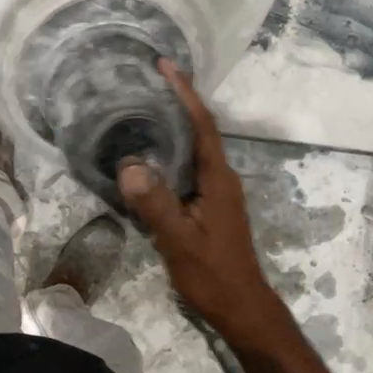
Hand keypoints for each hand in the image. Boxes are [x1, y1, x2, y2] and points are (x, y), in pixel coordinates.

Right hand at [118, 59, 284, 337]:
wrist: (242, 307)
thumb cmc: (213, 274)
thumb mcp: (179, 241)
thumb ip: (156, 204)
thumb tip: (129, 165)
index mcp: (218, 178)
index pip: (202, 124)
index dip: (185, 93)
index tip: (165, 65)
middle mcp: (221, 177)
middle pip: (199, 129)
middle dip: (176, 102)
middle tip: (143, 81)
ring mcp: (218, 191)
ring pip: (194, 148)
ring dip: (173, 126)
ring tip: (140, 109)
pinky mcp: (210, 205)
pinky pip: (189, 167)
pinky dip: (170, 152)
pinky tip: (148, 157)